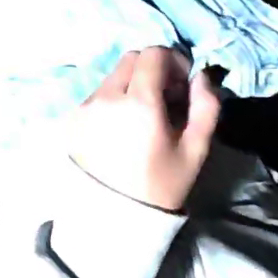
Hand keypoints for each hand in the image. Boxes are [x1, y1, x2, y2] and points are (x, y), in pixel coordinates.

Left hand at [68, 47, 220, 211]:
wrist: (112, 224)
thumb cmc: (159, 187)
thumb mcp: (194, 151)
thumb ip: (205, 107)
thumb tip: (202, 76)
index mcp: (139, 102)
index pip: (153, 53)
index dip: (173, 60)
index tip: (182, 83)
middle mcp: (106, 96)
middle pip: (131, 59)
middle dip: (152, 69)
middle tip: (166, 98)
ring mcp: (85, 108)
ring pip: (113, 76)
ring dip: (132, 84)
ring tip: (143, 117)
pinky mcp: (72, 121)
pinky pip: (97, 95)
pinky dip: (114, 100)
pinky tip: (122, 129)